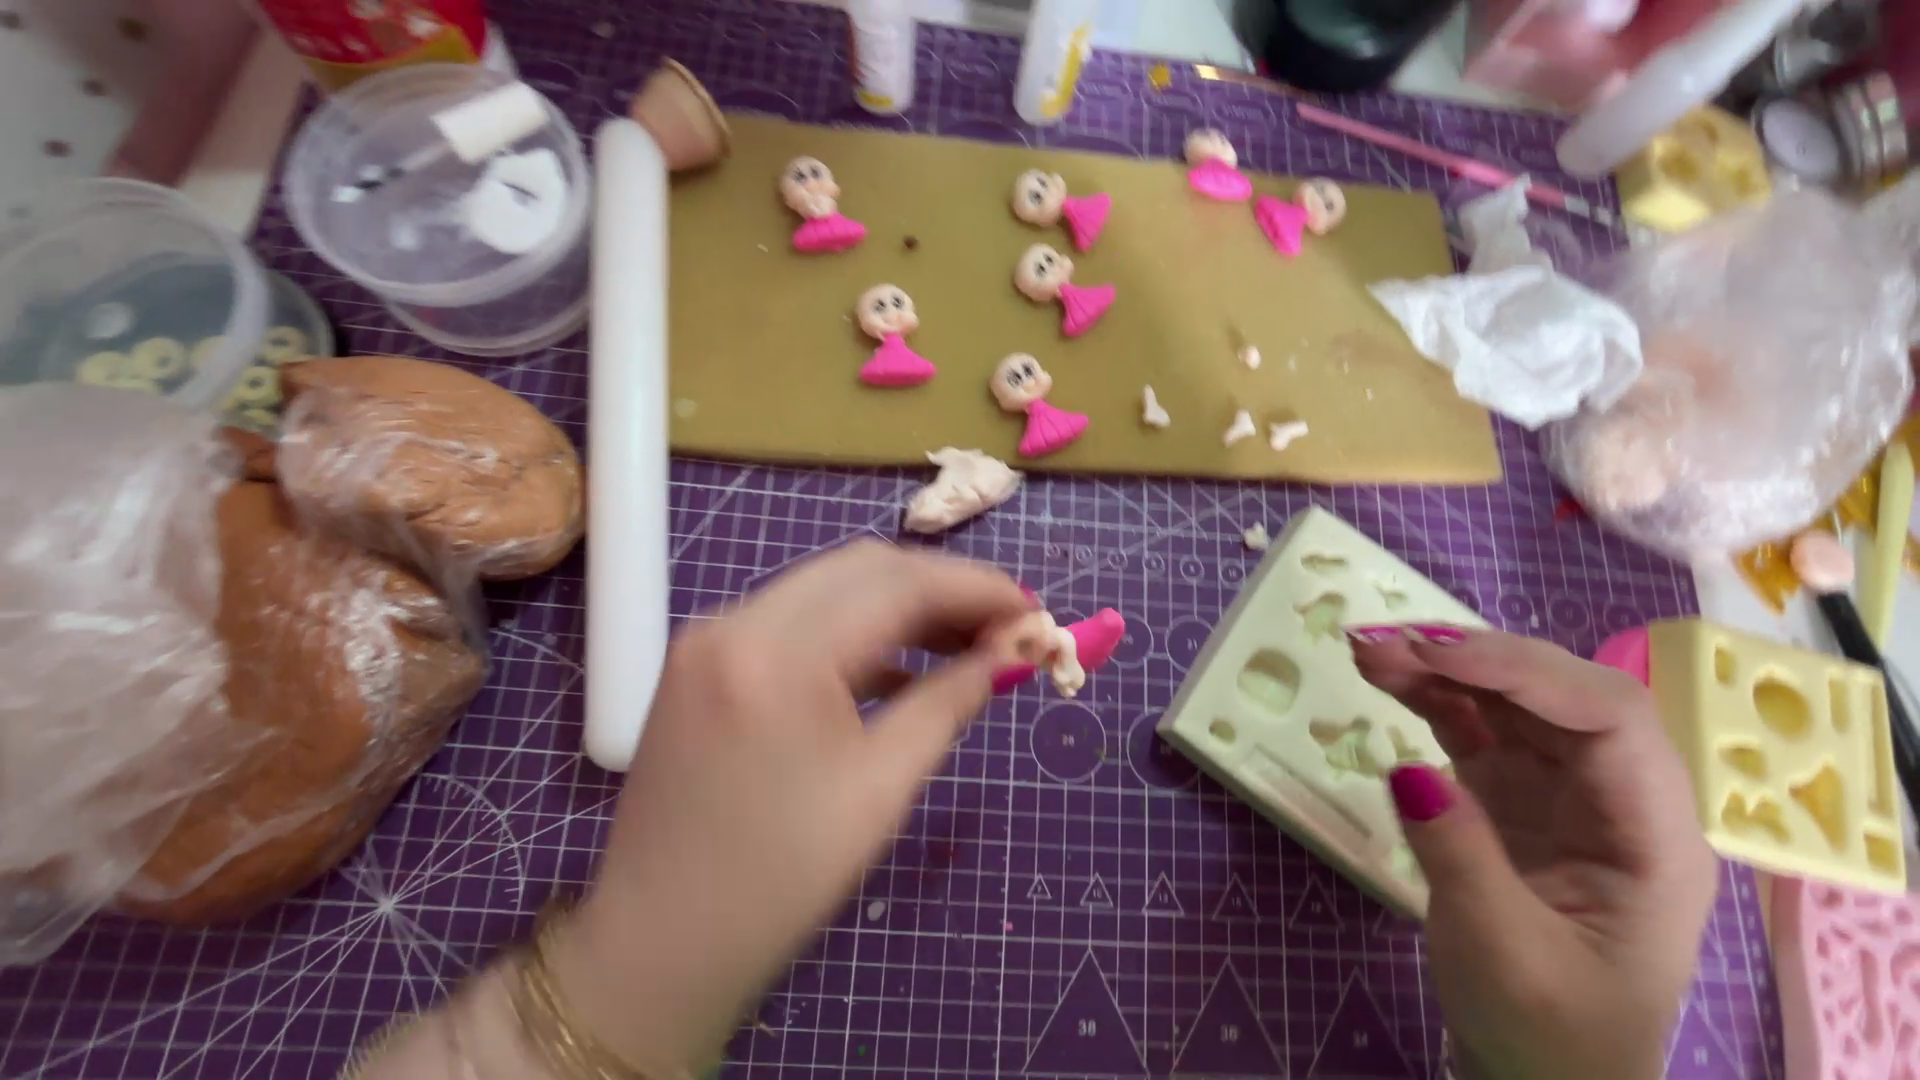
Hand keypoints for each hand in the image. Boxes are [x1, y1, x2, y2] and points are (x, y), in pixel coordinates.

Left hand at [549, 541, 1027, 1073]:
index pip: (899, 584)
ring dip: (901, 605)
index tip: (1033, 610)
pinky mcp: (703, 658)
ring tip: (964, 644)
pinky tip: (900, 667)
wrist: (659, 942)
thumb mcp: (882, 789)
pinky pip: (796, 619)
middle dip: (943, 589)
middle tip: (1004, 627)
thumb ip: (950, 702)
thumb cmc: (779, 881)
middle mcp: (737, 621)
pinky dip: (855, 630)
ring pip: (830, 586)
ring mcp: (711, 635)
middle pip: (864, 568)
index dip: (977, 588)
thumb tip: (1009, 653)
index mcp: (778, 655)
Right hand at [1353, 630, 1718, 1079]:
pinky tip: (1387, 678)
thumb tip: (1406, 769)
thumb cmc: (1545, 1028)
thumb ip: (1460, 855)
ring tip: (1367, 650)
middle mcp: (1613, 794)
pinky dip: (1428, 695)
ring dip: (1439, 666)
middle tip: (1383, 642)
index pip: (1605, 717)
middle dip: (1471, 657)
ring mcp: (1558, 789)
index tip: (1431, 655)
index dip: (1522, 671)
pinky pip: (1471, 725)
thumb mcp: (1502, 952)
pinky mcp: (1508, 793)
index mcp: (1652, 835)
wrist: (1537, 1069)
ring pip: (1507, 699)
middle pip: (1555, 693)